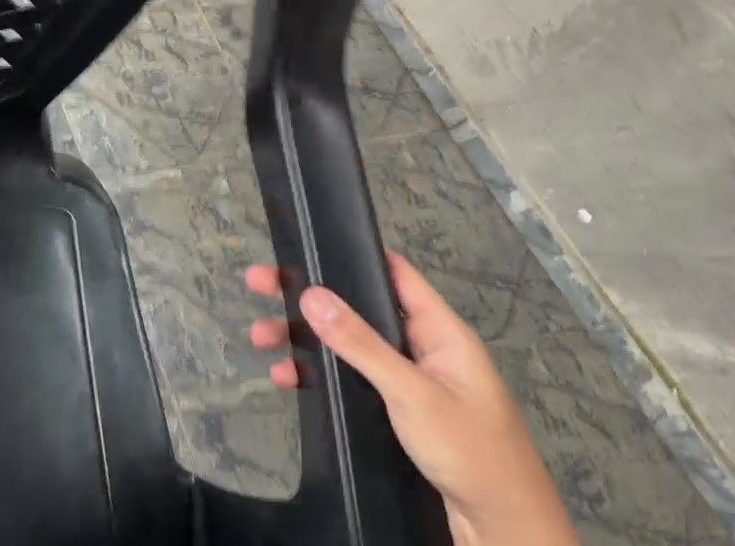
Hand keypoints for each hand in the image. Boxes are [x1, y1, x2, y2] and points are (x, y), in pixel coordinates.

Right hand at [246, 253, 577, 545]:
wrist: (502, 528)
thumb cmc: (471, 452)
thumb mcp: (412, 394)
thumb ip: (361, 344)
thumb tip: (311, 293)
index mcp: (441, 334)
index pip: (395, 275)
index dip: (353, 254)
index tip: (303, 243)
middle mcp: (423, 349)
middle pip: (358, 307)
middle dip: (307, 297)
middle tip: (258, 284)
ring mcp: (408, 379)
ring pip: (345, 343)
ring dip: (302, 338)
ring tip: (260, 338)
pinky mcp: (394, 407)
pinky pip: (346, 376)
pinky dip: (314, 372)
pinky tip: (286, 377)